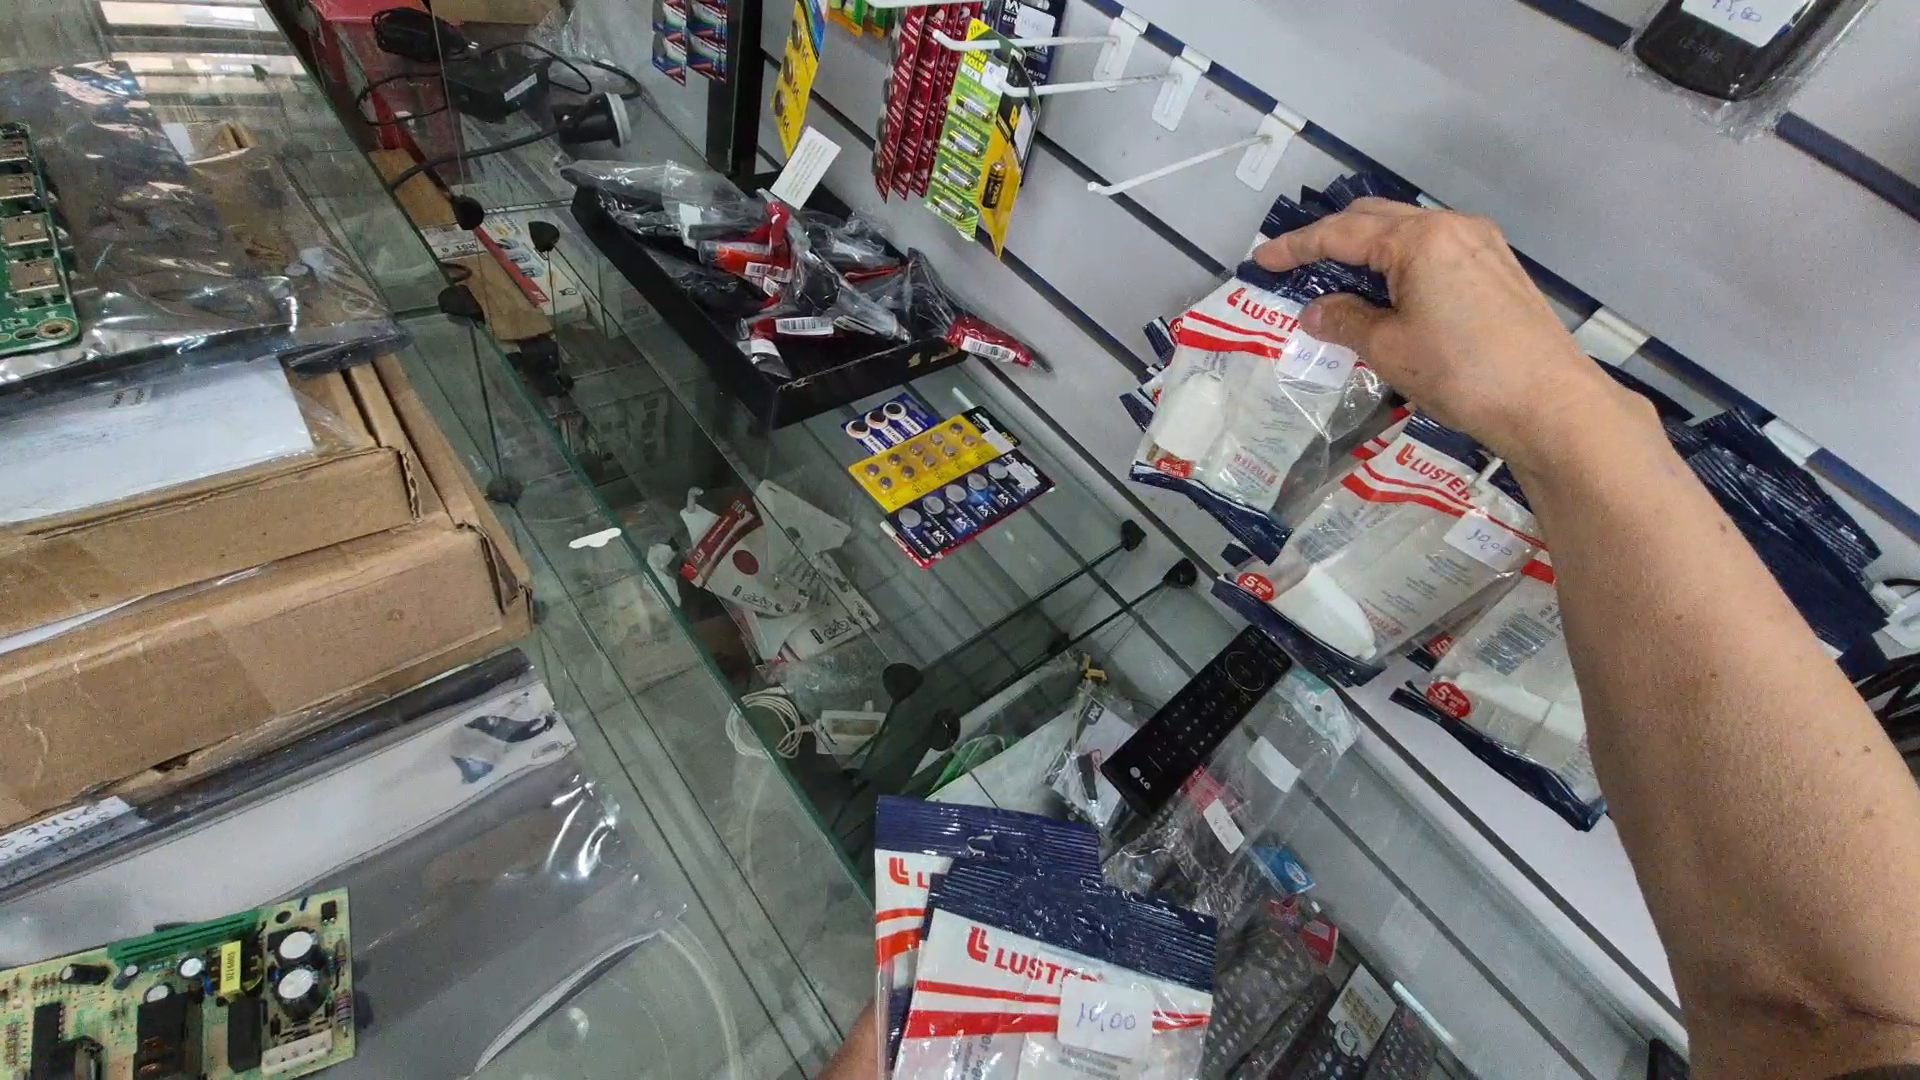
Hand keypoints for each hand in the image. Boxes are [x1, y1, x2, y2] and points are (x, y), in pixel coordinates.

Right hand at [1254, 199, 1650, 467]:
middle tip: (1294, 264)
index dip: (1297, 247)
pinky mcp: (1493, 269)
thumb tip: (1316, 311)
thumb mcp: (1388, 348)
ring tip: (1332, 278)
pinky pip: (1429, 252)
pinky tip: (1381, 291)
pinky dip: (1393, 263)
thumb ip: (1345, 321)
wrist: (1546, 401)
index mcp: (1420, 240)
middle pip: (1375, 219)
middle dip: (1330, 238)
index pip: (1343, 234)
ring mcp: (1479, 246)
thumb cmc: (1459, 371)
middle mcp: (1452, 228)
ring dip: (1363, 250)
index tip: (1261, 260)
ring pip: (1404, 234)